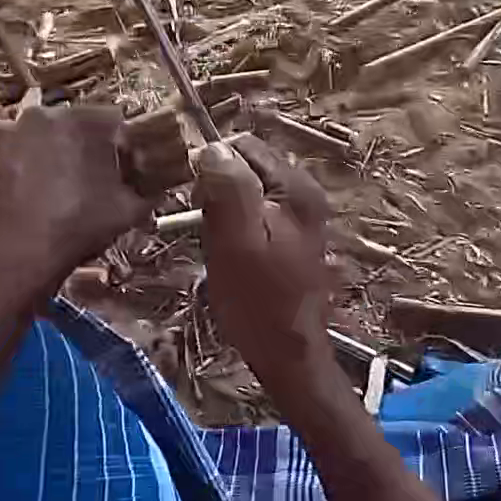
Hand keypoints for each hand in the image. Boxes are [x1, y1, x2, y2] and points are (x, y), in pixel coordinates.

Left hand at [0, 104, 151, 295]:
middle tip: (86, 178)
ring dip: (47, 151)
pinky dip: (17, 163)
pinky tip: (24, 189)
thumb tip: (157, 187)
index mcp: (84, 119)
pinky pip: (10, 150)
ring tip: (51, 186)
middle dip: (81, 144)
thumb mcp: (128, 211)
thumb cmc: (80, 225)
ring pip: (38, 135)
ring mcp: (8, 129)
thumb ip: (148, 191)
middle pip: (72, 124)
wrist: (18, 253)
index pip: (113, 119)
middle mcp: (45, 113)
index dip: (119, 143)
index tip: (119, 166)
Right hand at [194, 135, 337, 398]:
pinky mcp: (290, 237)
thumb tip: (211, 147)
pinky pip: (253, 214)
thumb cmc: (257, 300)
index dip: (214, 165)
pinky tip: (229, 251)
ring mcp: (299, 216)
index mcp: (296, 188)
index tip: (196, 199)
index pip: (244, 146)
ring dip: (223, 210)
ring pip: (246, 192)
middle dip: (219, 189)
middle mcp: (304, 194)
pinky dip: (234, 226)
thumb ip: (228, 189)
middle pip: (246, 167)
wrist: (286, 354)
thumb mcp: (236, 241)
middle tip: (208, 227)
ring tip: (217, 242)